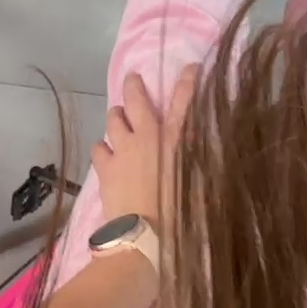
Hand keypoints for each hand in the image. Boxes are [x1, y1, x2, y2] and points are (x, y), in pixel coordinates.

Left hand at [92, 66, 197, 226]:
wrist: (142, 239)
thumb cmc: (179, 217)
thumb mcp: (201, 190)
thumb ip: (202, 167)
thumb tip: (207, 157)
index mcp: (175, 141)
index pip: (184, 103)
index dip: (188, 82)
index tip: (191, 68)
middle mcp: (146, 137)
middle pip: (136, 100)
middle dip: (134, 86)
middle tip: (133, 79)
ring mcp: (121, 150)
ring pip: (113, 119)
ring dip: (117, 117)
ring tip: (119, 120)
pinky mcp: (104, 167)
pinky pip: (99, 147)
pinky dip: (104, 147)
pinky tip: (107, 154)